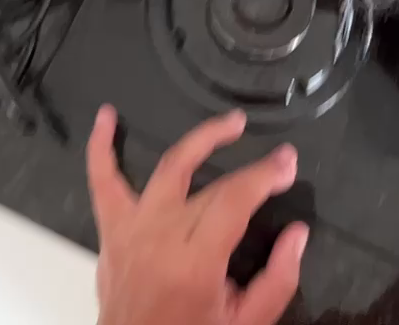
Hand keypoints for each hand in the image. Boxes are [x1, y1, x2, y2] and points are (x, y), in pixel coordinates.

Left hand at [87, 106, 308, 324]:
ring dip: (201, 139)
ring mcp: (131, 229)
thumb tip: (298, 233)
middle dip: (250, 170)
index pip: (233, 201)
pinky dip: (100, 148)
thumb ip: (277, 281)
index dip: (263, 177)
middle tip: (279, 158)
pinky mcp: (111, 231)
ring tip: (231, 123)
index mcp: (193, 264)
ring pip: (168, 168)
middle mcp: (160, 237)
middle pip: (209, 187)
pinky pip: (103, 182)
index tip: (287, 163)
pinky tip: (106, 117)